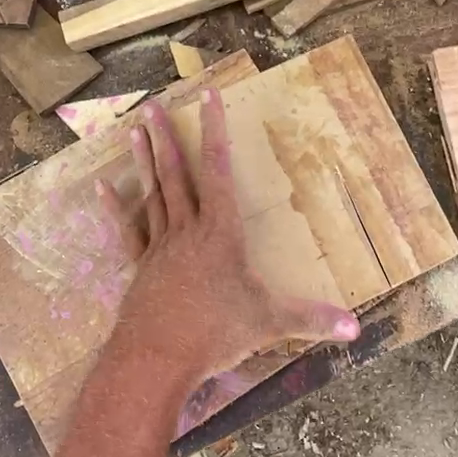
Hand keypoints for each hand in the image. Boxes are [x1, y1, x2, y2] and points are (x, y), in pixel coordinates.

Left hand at [96, 91, 359, 386]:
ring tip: (135, 130)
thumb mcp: (269, 323)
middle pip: (177, 174)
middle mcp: (188, 229)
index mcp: (220, 231)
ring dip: (145, 161)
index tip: (208, 97)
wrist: (154, 360)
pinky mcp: (139, 268)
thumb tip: (356, 328)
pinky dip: (116, 208)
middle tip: (154, 104)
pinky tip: (101, 188)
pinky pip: (127, 230)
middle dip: (169, 138)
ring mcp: (159, 247)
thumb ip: (312, 319)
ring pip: (153, 193)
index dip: (216, 131)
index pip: (219, 170)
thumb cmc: (214, 334)